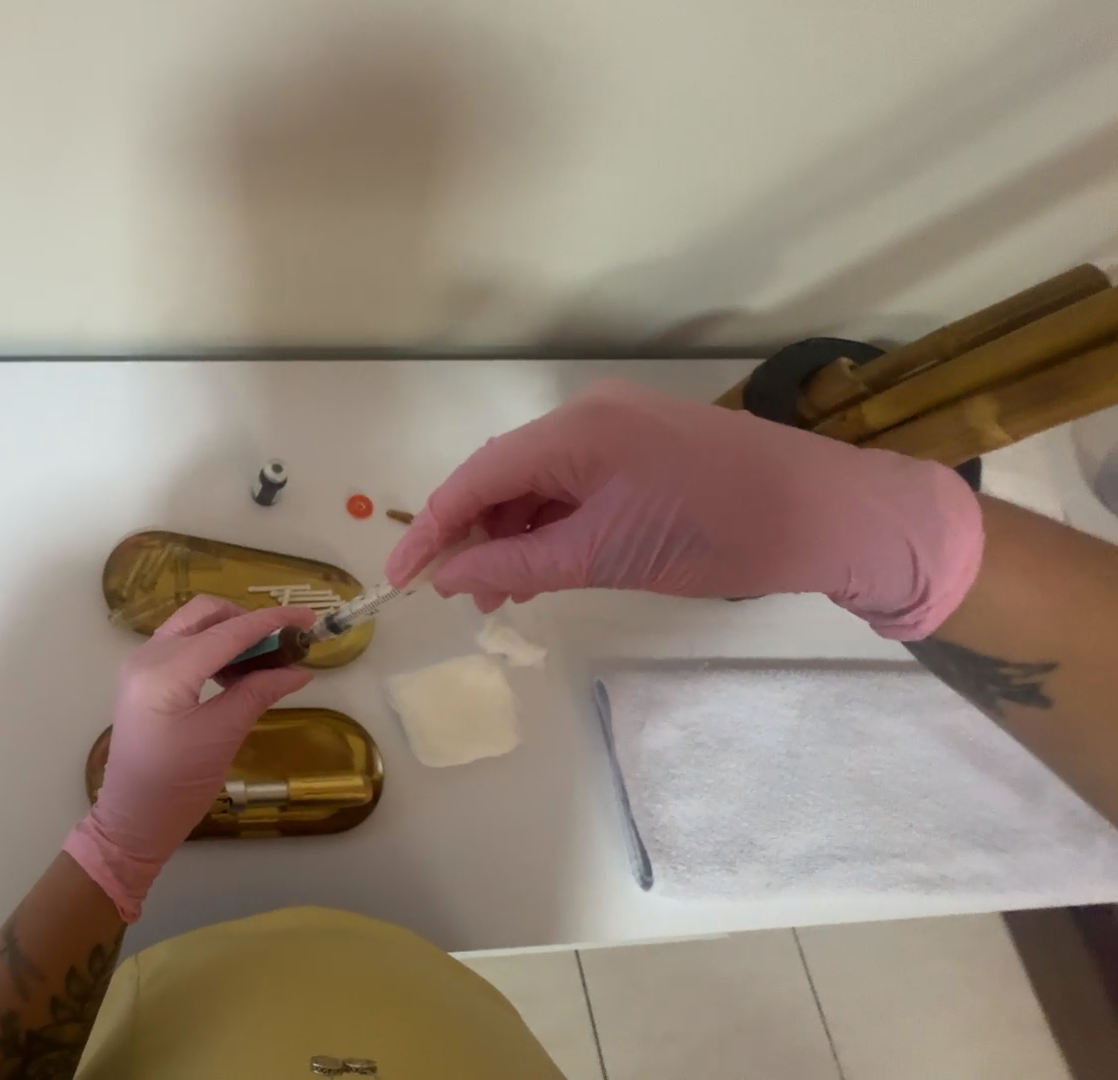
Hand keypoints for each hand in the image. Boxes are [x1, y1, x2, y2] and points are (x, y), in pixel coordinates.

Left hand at [64, 595, 315, 921]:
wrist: (132, 820)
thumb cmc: (177, 785)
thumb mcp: (223, 737)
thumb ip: (258, 693)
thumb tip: (299, 671)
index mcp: (165, 671)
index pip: (227, 632)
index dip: (271, 622)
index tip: (308, 617)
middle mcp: (148, 656)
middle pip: (205, 613)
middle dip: (246, 619)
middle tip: (281, 644)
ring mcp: (141, 664)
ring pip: (193, 625)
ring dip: (230, 633)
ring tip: (263, 663)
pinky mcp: (143, 677)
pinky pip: (182, 644)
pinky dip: (212, 647)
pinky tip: (236, 674)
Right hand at [385, 381, 984, 639]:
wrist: (840, 517)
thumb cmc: (716, 534)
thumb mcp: (602, 557)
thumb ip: (511, 566)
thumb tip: (444, 578)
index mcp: (572, 431)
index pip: (473, 479)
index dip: (428, 530)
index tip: (399, 575)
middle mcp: (583, 415)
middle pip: (497, 478)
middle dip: (471, 537)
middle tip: (458, 593)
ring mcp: (611, 426)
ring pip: (531, 485)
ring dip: (509, 536)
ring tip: (499, 591)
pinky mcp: (635, 444)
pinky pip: (567, 485)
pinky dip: (546, 526)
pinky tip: (539, 565)